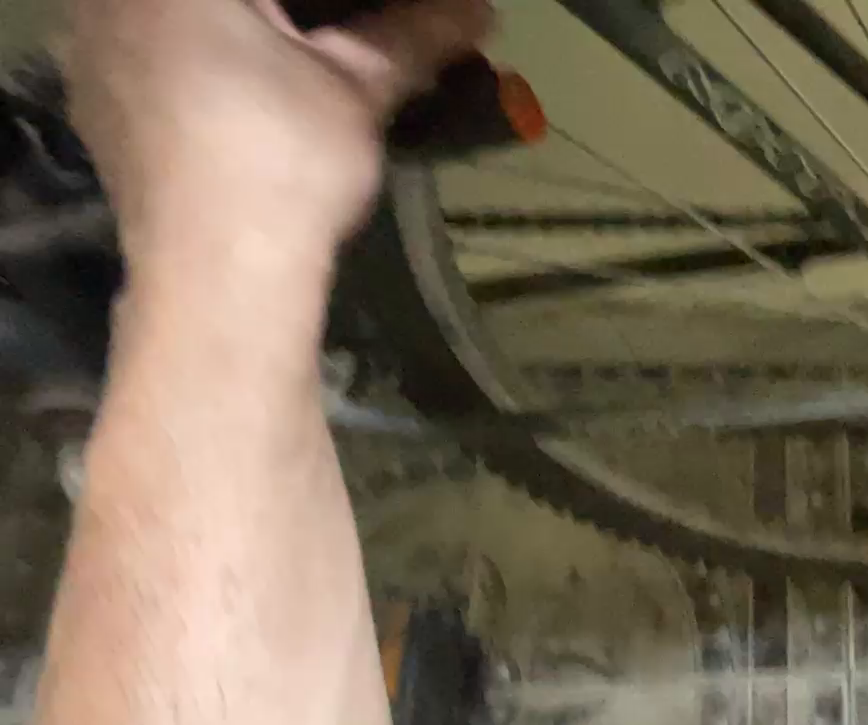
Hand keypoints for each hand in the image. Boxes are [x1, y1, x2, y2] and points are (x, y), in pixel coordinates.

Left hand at [67, 0, 491, 273]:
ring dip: (243, 38)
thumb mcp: (359, 94)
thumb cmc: (288, 158)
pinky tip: (246, 111)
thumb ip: (411, 39)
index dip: (351, 8)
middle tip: (346, 52)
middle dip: (297, 22)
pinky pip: (155, 55)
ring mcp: (93, 41)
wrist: (219, 259)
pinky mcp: (96, 96)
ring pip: (184, 21)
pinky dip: (206, 68)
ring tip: (294, 77)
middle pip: (237, 4)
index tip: (383, 29)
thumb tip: (479, 9)